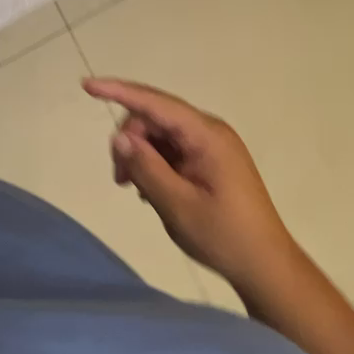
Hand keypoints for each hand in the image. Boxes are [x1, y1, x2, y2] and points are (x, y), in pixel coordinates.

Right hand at [84, 78, 301, 297]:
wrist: (266, 267)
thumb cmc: (224, 236)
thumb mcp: (177, 205)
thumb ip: (145, 167)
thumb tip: (119, 136)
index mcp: (206, 136)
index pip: (155, 103)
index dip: (119, 92)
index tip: (87, 86)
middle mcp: (209, 132)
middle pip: (154, 119)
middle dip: (130, 140)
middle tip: (118, 180)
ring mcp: (211, 146)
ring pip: (160, 135)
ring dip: (141, 156)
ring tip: (135, 191)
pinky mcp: (210, 161)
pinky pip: (172, 150)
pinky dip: (155, 164)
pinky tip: (151, 191)